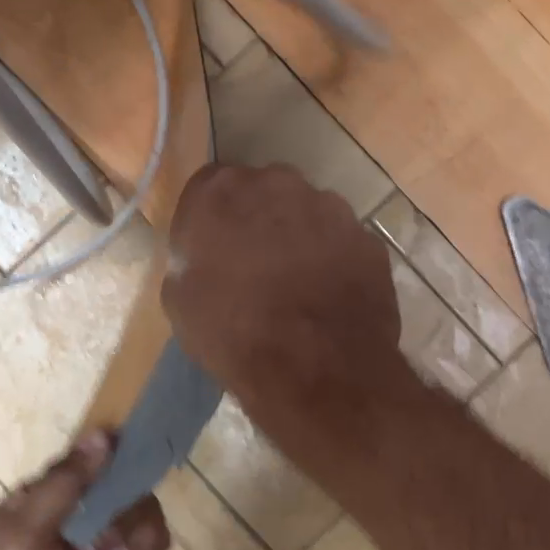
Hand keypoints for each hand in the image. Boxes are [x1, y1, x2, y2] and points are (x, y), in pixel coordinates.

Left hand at [0, 431, 170, 549]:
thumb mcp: (22, 535)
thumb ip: (66, 484)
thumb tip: (104, 433)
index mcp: (38, 501)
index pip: (83, 459)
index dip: (107, 446)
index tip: (134, 434)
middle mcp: (75, 519)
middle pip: (121, 479)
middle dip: (125, 488)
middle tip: (113, 514)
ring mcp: (104, 549)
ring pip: (142, 508)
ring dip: (133, 523)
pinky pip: (155, 543)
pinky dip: (149, 545)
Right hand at [163, 163, 406, 405]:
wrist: (315, 366)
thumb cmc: (234, 334)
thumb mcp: (181, 301)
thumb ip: (191, 261)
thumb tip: (204, 259)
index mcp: (221, 193)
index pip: (209, 189)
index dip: (211, 221)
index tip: (212, 251)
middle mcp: (278, 183)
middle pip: (264, 193)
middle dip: (259, 222)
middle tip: (255, 268)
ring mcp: (331, 208)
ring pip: (309, 214)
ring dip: (300, 240)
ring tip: (298, 288)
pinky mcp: (368, 239)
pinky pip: (343, 244)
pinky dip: (335, 263)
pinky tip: (329, 300)